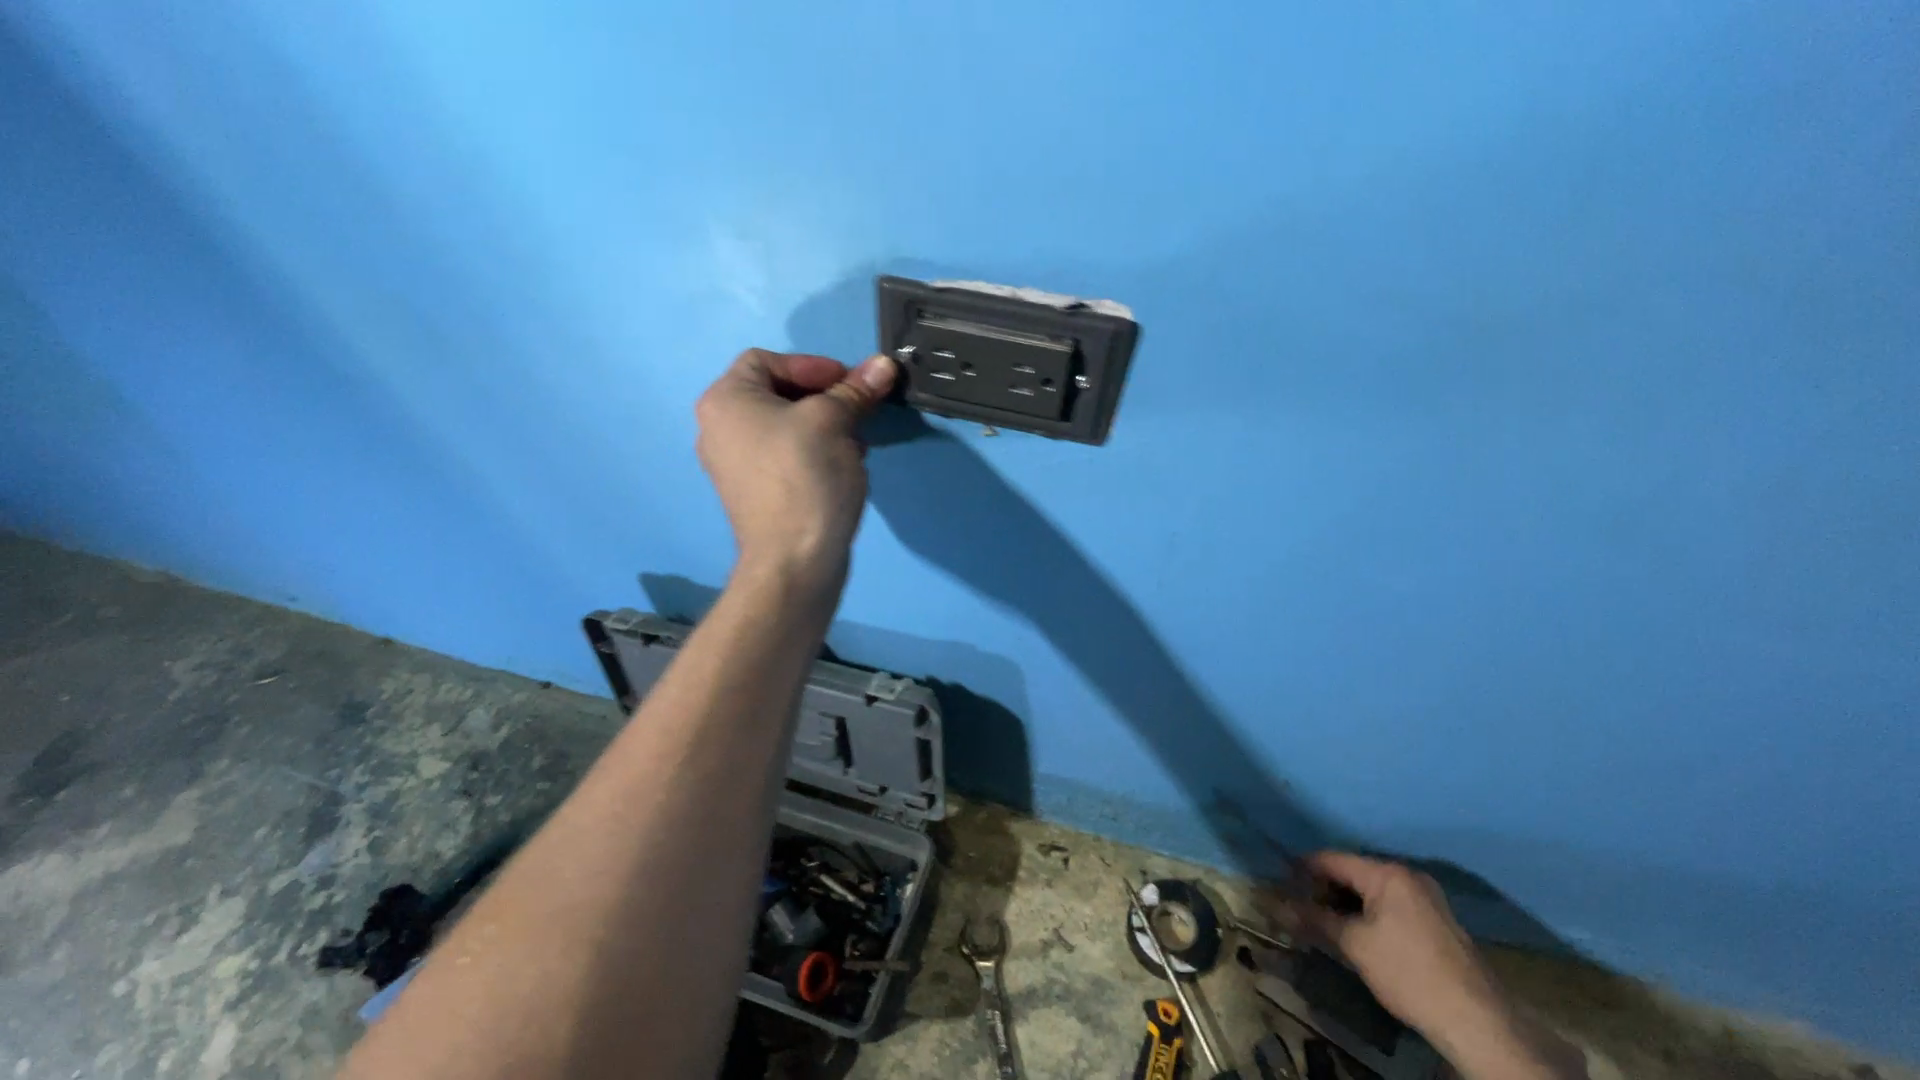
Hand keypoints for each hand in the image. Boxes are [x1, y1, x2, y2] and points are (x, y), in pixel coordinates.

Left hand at [695, 349, 896, 586]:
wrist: (794, 560)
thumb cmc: (806, 477)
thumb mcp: (835, 422)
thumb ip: (855, 390)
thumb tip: (883, 364)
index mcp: (725, 400)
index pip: (768, 360)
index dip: (813, 366)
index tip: (851, 384)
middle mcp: (719, 428)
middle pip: (778, 393)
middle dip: (825, 399)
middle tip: (859, 412)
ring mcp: (733, 464)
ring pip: (786, 427)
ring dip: (826, 427)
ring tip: (857, 444)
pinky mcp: (753, 493)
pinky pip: (785, 457)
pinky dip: (814, 453)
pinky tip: (844, 469)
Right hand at [1290, 852, 1506, 1044]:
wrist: (1473, 1018)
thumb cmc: (1407, 972)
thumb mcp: (1353, 945)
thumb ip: (1314, 919)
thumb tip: (1275, 906)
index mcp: (1388, 874)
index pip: (1332, 859)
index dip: (1302, 869)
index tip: (1278, 884)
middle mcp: (1409, 876)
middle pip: (1353, 872)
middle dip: (1324, 889)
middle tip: (1299, 910)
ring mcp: (1426, 898)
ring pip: (1372, 890)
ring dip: (1345, 904)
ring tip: (1322, 924)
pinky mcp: (1435, 920)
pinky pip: (1390, 904)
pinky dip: (1367, 913)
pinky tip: (1354, 934)